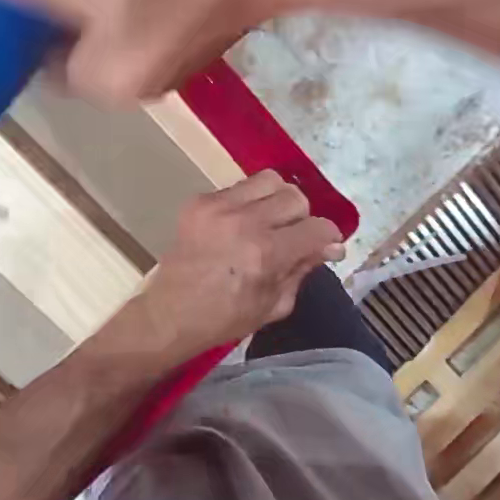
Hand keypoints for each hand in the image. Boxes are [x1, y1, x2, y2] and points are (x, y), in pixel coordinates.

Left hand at [106, 171, 343, 361]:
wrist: (170, 314)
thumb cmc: (224, 318)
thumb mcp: (274, 305)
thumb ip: (303, 269)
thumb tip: (330, 247)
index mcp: (266, 254)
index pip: (317, 228)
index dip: (329, 237)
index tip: (327, 246)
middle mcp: (244, 222)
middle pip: (295, 197)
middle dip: (301, 218)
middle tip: (292, 237)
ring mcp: (218, 207)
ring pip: (269, 180)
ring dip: (276, 200)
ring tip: (269, 222)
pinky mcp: (198, 202)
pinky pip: (238, 188)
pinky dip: (247, 203)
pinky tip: (239, 225)